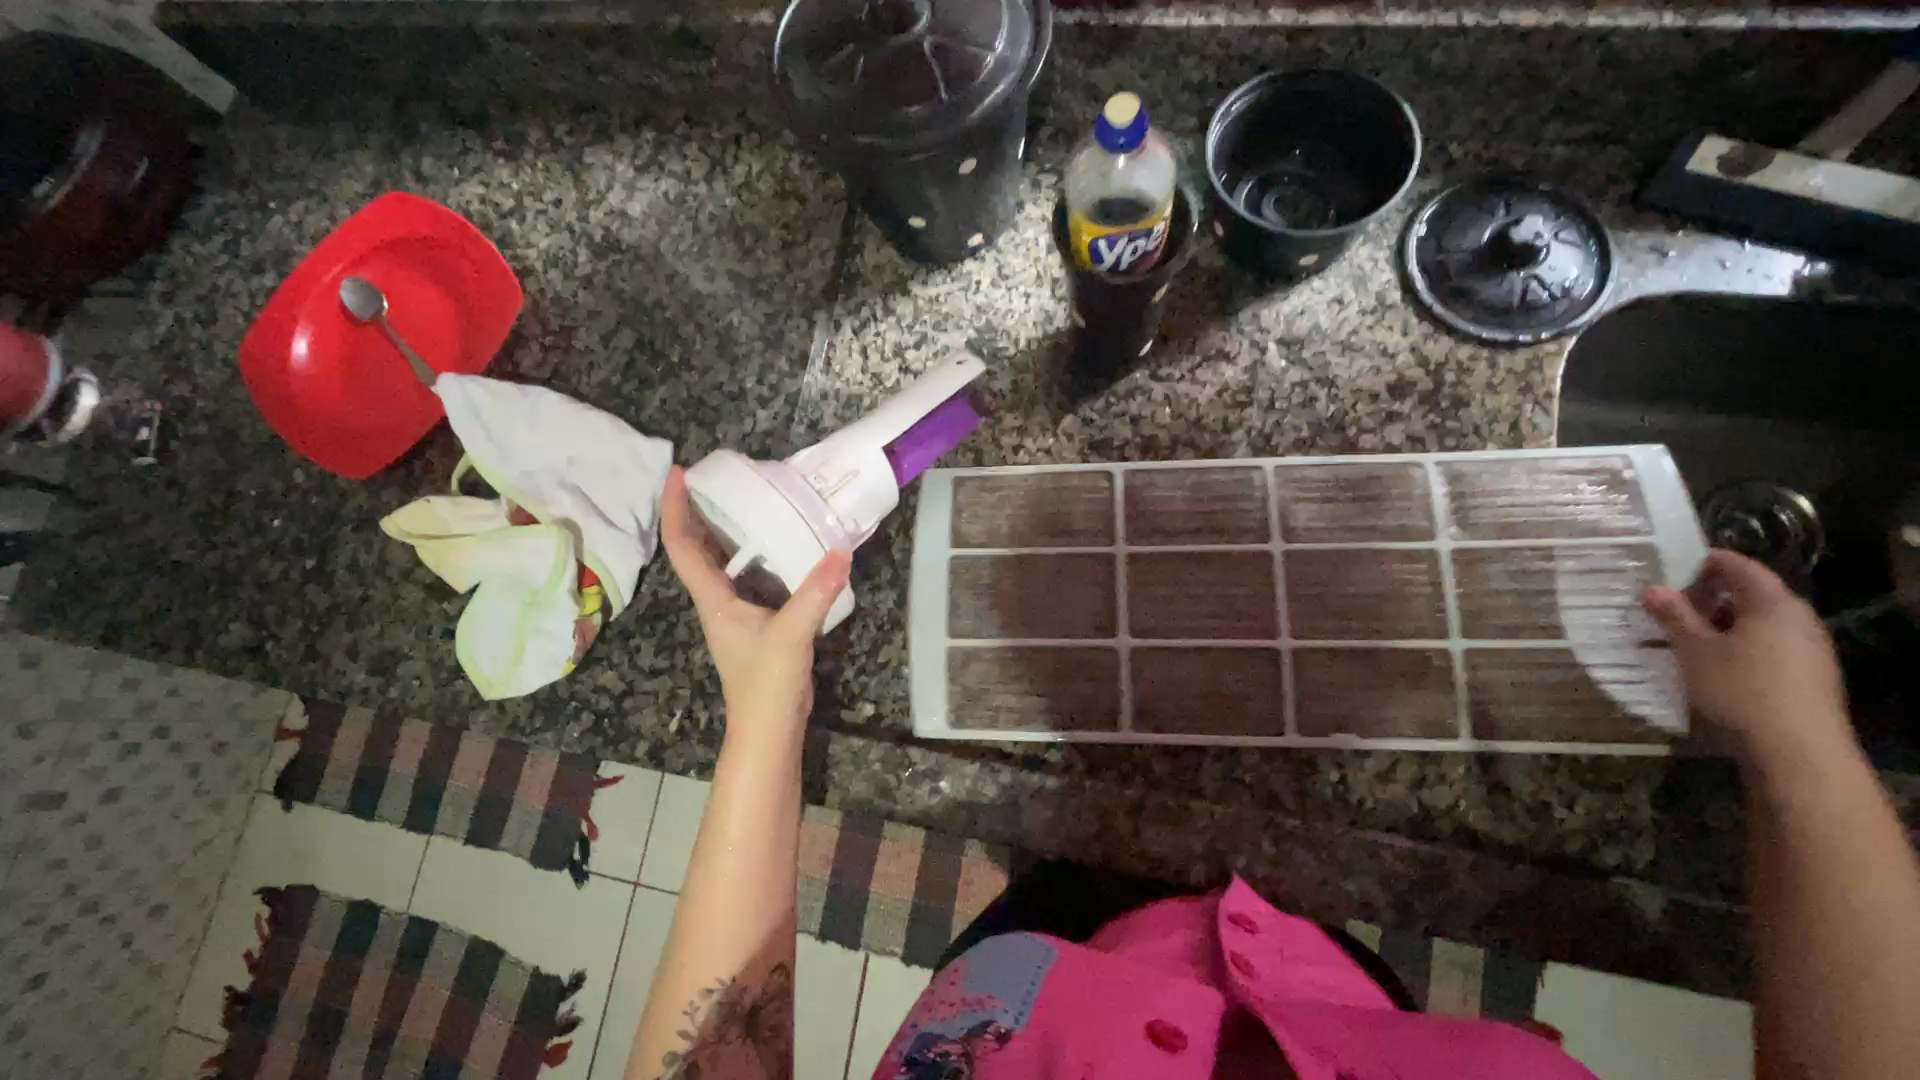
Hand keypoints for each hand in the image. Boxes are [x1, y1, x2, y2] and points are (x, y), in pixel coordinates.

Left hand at [660, 466, 851, 741]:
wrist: (769, 730)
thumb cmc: (766, 685)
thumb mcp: (791, 635)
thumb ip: (815, 593)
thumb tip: (841, 551)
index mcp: (713, 599)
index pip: (683, 546)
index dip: (675, 508)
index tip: (678, 472)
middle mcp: (718, 601)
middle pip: (697, 548)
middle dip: (698, 511)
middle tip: (715, 475)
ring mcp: (737, 613)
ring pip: (723, 563)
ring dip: (726, 530)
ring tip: (746, 498)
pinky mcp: (758, 622)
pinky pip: (750, 577)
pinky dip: (758, 554)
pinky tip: (783, 544)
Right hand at [1640, 549, 1850, 757]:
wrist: (1796, 749)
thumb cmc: (1740, 687)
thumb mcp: (1694, 650)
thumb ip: (1673, 616)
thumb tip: (1651, 588)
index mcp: (1775, 605)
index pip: (1743, 568)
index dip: (1709, 560)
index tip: (1675, 561)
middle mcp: (1799, 621)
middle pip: (1751, 596)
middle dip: (1709, 595)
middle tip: (1669, 600)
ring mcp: (1807, 650)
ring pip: (1757, 624)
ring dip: (1720, 623)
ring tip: (1681, 632)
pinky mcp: (1805, 676)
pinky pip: (1765, 647)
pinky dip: (1736, 645)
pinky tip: (1709, 661)